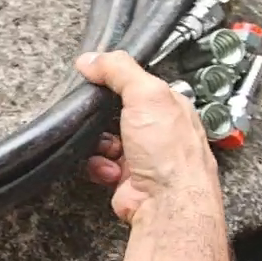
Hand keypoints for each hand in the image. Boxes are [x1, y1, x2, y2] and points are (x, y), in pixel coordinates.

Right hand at [76, 51, 223, 227]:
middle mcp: (158, 130)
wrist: (167, 202)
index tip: (91, 75)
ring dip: (98, 145)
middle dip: (99, 117)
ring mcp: (143, 155)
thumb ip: (119, 71)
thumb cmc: (170, 153)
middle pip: (116, 112)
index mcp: (169, 105)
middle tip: (93, 116)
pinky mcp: (126, 178)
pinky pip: (100, 165)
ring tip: (108, 150)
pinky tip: (111, 171)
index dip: (113, 78)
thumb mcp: (146, 95)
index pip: (137, 82)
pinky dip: (99, 167)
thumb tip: (91, 58)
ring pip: (103, 140)